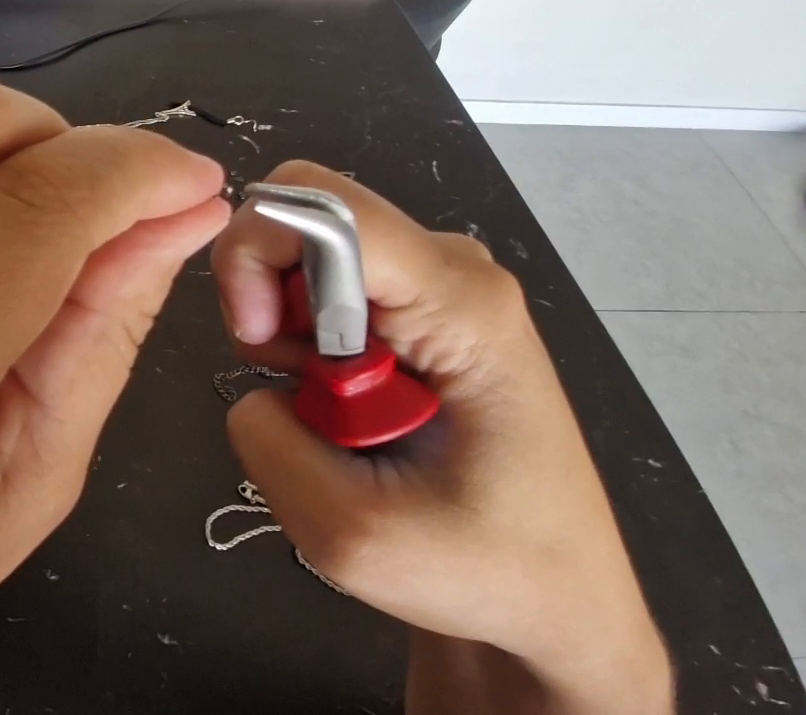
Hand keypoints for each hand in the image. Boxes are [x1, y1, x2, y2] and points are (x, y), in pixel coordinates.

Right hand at [212, 161, 671, 713]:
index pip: (327, 209)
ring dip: (277, 319)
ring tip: (318, 401)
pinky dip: (293, 330)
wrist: (552, 595)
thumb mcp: (349, 531)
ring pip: (300, 249)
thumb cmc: (477, 568)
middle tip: (282, 375)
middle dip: (260, 287)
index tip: (255, 341)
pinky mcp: (416, 304)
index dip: (257, 253)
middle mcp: (450, 270)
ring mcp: (435, 282)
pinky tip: (330, 391)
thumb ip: (266, 437)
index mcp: (461, 308)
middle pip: (303, 215)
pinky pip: (315, 282)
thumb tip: (252, 382)